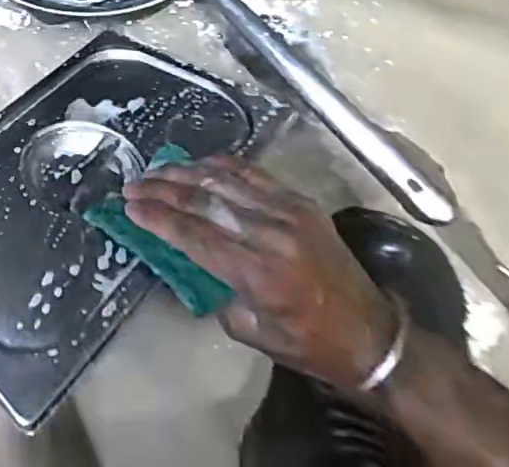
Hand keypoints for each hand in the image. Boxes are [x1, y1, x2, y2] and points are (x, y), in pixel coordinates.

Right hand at [123, 157, 397, 392]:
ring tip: (154, 172)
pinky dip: (216, 165)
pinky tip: (194, 166)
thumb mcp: (251, 330)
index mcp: (259, 274)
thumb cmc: (310, 344)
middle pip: (201, 201)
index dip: (156, 217)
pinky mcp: (301, 203)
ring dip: (181, 174)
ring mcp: (289, 214)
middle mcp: (272, 236)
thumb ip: (212, 289)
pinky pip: (250, 173)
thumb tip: (180, 256)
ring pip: (221, 181)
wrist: (379, 339)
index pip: (192, 233)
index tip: (128, 207)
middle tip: (131, 186)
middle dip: (159, 191)